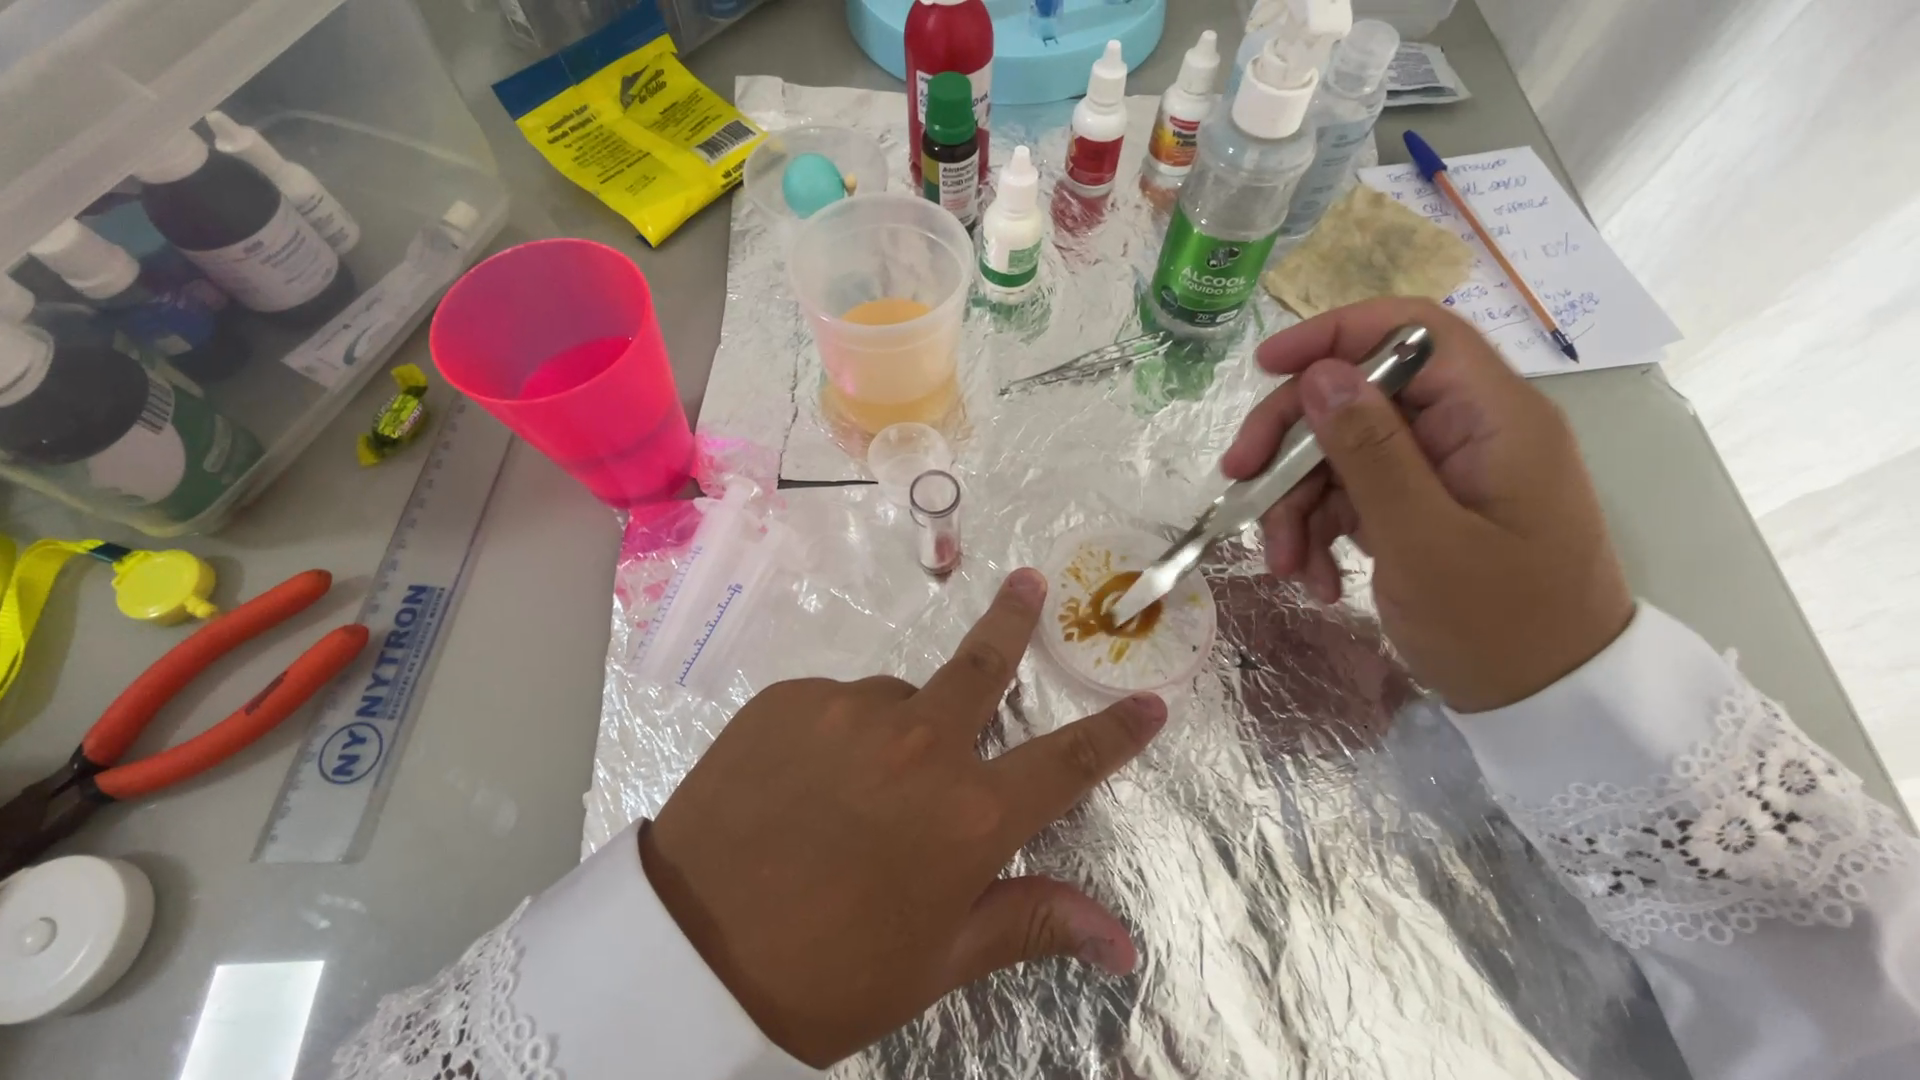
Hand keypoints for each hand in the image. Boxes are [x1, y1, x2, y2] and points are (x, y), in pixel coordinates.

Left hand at [640, 569, 1166, 1066]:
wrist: (684, 956)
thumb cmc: (826, 975)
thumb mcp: (938, 958)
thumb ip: (1032, 922)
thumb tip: (1124, 944)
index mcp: (969, 816)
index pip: (1066, 762)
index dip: (1116, 734)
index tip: (1149, 702)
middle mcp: (919, 745)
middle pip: (982, 667)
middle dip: (1012, 622)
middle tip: (1027, 584)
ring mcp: (849, 710)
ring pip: (897, 700)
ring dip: (898, 729)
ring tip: (855, 792)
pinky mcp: (789, 698)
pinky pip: (835, 704)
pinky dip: (837, 732)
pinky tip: (804, 780)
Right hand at [1220, 298, 1633, 712]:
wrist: (1551, 704)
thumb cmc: (1501, 627)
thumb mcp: (1423, 540)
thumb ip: (1371, 451)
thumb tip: (1321, 373)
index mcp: (1492, 417)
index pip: (1410, 332)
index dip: (1333, 336)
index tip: (1265, 370)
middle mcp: (1467, 431)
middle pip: (1358, 396)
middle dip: (1291, 442)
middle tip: (1239, 482)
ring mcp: (1442, 472)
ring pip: (1342, 454)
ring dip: (1297, 506)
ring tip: (1285, 567)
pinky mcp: (1421, 509)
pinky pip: (1352, 498)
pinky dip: (1320, 533)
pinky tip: (1315, 580)